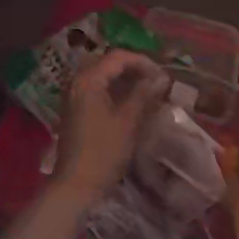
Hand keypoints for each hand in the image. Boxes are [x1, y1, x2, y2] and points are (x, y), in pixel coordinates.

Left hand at [51, 49, 168, 202]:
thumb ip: (143, 95)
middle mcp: (77, 81)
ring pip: (102, 76)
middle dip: (133, 68)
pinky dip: (114, 90)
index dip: (142, 61)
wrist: (77, 181)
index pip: (116, 57)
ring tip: (149, 90)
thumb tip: (161, 77)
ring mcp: (74, 94)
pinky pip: (96, 89)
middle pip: (107, 63)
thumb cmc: (104, 151)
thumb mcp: (127, 121)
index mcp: (87, 80)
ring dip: (125, 79)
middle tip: (157, 81)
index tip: (163, 74)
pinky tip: (131, 102)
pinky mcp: (76, 108)